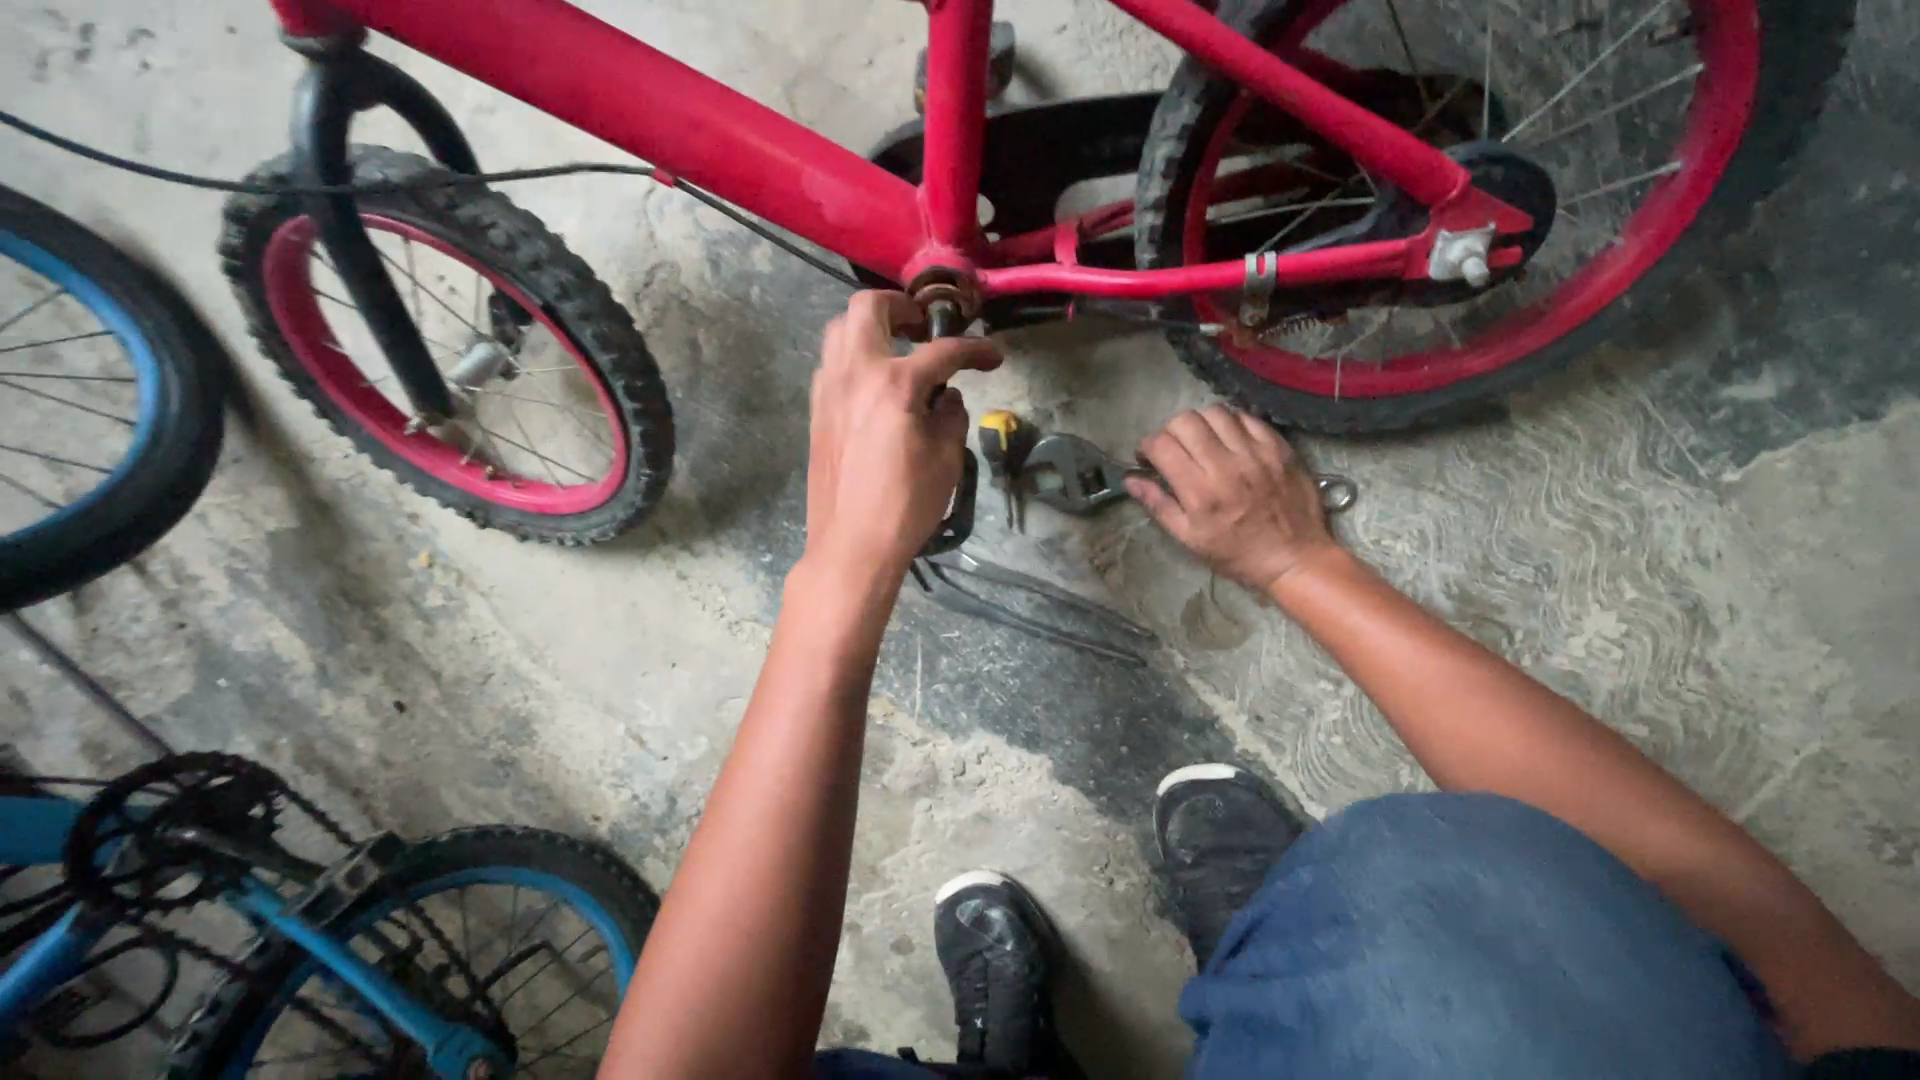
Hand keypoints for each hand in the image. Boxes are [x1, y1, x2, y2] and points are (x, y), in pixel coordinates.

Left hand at [803, 291, 1002, 575]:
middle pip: (868, 307)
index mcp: (894, 385)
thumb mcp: (946, 459)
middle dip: (902, 307)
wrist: (852, 545)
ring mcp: (828, 390)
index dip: (974, 350)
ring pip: (839, 330)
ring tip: (896, 350)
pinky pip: (831, 363)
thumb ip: (951, 416)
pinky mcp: (816, 411)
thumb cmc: (905, 505)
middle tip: (924, 328)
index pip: (942, 351)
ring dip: (871, 328)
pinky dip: (854, 358)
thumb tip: (946, 398)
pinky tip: (874, 386)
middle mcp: (855, 374)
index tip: (993, 357)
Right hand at [1125, 405, 1338, 592]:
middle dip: (1171, 431)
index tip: (1149, 459)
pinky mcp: (1278, 447)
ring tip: (1203, 441)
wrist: (1294, 559)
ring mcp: (1255, 453)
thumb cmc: (1236, 554)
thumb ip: (1158, 505)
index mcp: (1199, 491)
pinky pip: (1247, 417)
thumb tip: (1129, 479)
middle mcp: (1225, 465)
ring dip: (1201, 423)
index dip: (1147, 447)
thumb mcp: (1189, 539)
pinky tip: (1230, 440)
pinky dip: (1232, 423)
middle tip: (1175, 448)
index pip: (1161, 445)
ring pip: (1216, 412)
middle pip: (1185, 421)